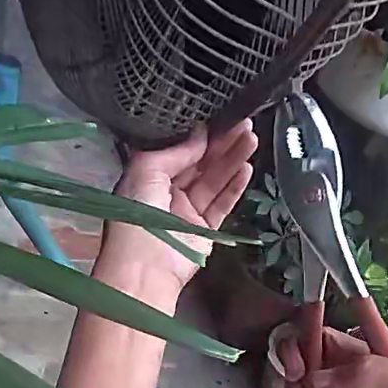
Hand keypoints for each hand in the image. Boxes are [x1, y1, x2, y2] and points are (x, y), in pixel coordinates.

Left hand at [98, 120, 256, 291]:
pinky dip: (234, 187)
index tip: (220, 120)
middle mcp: (167, 194)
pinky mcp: (204, 231)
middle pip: (200, 165)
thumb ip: (175, 150)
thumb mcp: (145, 169)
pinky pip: (221, 205)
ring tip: (252, 139)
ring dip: (233, 160)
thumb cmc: (135, 215)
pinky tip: (247, 168)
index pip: (178, 153)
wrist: (144, 266)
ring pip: (214, 181)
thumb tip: (199, 134)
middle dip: (222, 145)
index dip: (199, 138)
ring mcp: (186, 213)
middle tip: (244, 125)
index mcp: (148, 179)